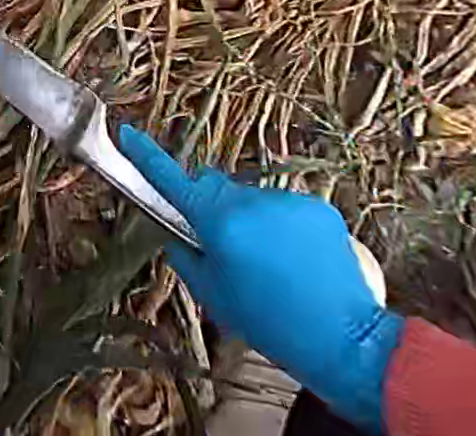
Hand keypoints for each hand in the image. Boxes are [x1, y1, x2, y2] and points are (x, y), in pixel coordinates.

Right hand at [118, 125, 402, 432]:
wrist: (348, 343)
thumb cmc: (270, 323)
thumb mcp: (212, 294)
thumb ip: (184, 253)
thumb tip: (175, 230)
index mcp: (217, 220)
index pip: (171, 178)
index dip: (145, 154)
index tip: (128, 132)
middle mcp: (248, 200)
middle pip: (212, 184)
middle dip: (208, 203)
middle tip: (221, 241)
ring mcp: (284, 199)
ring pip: (249, 198)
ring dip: (248, 217)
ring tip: (269, 260)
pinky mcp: (315, 206)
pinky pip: (282, 207)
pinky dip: (280, 224)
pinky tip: (295, 257)